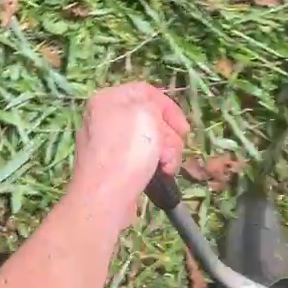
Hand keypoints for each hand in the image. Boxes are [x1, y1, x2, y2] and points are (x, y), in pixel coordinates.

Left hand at [66, 82, 189, 230]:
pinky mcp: (113, 164)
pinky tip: (159, 175)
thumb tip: (152, 116)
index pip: (145, 91)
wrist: (105, 195)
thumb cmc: (126, 149)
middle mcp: (104, 117)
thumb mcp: (145, 113)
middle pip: (150, 118)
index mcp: (108, 99)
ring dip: (165, 152)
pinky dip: (154, 165)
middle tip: (168, 151)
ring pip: (149, 140)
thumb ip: (152, 105)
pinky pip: (141, 158)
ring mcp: (108, 142)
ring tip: (164, 166)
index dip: (169, 108)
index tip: (183, 129)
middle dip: (168, 135)